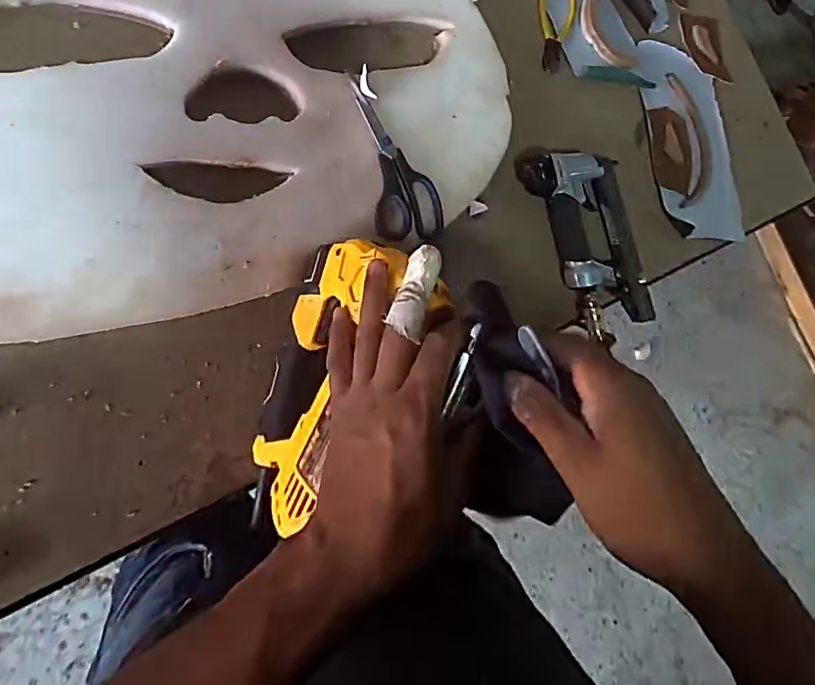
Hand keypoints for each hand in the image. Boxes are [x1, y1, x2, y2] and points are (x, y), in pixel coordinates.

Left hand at [305, 259, 466, 601]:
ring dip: (370, 299)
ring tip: (374, 265)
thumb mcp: (450, 495)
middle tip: (420, 261)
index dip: (455, 329)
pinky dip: (337, 334)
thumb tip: (478, 415)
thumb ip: (465, 448)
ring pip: (365, 337)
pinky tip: (338, 310)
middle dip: (413, 294)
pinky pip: (336, 363)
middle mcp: (384, 393)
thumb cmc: (401, 527)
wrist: (339, 554)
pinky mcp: (337, 410)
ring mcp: (356, 398)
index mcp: (416, 410)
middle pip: (399, 332)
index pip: (439, 353)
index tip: (467, 314)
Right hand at [509, 333, 758, 598]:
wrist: (703, 548)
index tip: (498, 359)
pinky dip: (584, 405)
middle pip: (582, 357)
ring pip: (596, 380)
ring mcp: (647, 404)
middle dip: (544, 366)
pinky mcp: (654, 426)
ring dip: (564, 387)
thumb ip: (543, 416)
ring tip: (529, 413)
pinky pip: (611, 399)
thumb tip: (513, 375)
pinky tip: (568, 434)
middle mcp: (633, 383)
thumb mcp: (577, 464)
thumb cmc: (633, 506)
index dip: (531, 344)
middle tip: (507, 390)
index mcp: (612, 383)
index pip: (566, 341)